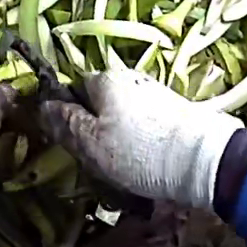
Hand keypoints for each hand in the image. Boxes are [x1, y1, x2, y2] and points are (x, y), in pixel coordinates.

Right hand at [40, 71, 243, 209]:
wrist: (205, 161)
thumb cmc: (139, 152)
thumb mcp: (91, 143)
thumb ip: (65, 123)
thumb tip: (42, 105)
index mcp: (105, 79)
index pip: (75, 90)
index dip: (71, 117)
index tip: (75, 143)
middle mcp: (130, 78)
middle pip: (100, 104)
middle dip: (97, 130)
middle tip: (99, 161)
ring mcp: (155, 93)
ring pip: (122, 117)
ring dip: (120, 139)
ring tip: (127, 168)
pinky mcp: (175, 110)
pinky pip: (145, 125)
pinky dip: (142, 143)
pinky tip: (148, 164)